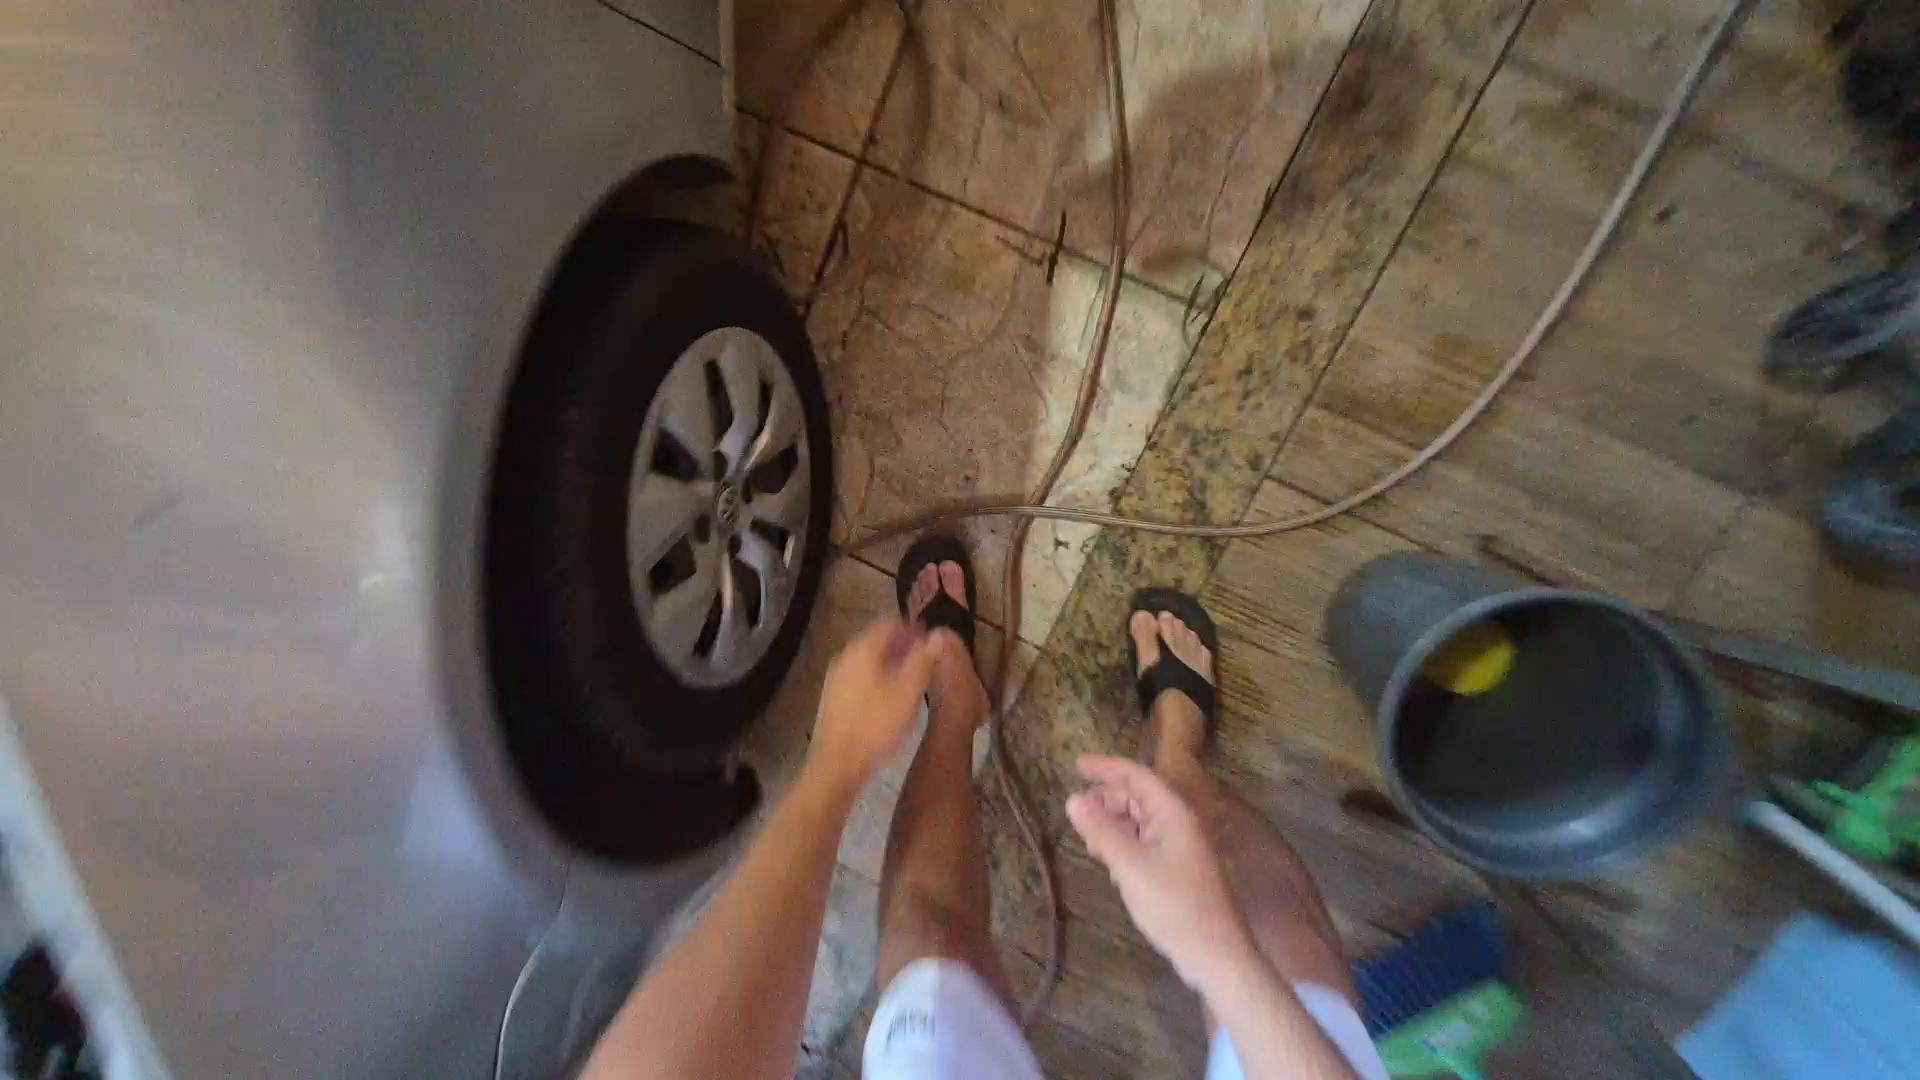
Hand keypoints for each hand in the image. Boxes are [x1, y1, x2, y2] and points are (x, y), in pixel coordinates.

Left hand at [806, 617, 940, 792]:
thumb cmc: (876, 725)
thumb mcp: (909, 691)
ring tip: (912, 683)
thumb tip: (938, 636)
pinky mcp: (833, 696)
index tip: (932, 645)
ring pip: (869, 659)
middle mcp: (845, 655)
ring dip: (891, 664)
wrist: (836, 765)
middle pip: (878, 639)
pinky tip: (890, 699)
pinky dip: (878, 678)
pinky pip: (860, 676)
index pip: (891, 622)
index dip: (914, 629)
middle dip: (903, 647)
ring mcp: (836, 676)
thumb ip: (924, 659)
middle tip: (926, 664)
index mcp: (863, 648)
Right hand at [1066, 756, 1256, 988]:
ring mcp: (1182, 847)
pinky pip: (1146, 841)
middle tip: (1077, 811)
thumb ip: (1101, 830)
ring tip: (1088, 837)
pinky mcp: (1180, 869)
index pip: (1137, 775)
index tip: (1077, 765)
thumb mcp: (1130, 866)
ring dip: (1113, 822)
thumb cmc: (1174, 905)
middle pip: (1139, 796)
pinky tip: (1109, 861)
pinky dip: (1124, 842)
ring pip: (1141, 820)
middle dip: (1107, 798)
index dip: (1106, 767)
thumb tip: (1073, 799)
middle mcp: (1179, 823)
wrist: (1217, 957)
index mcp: (1173, 813)